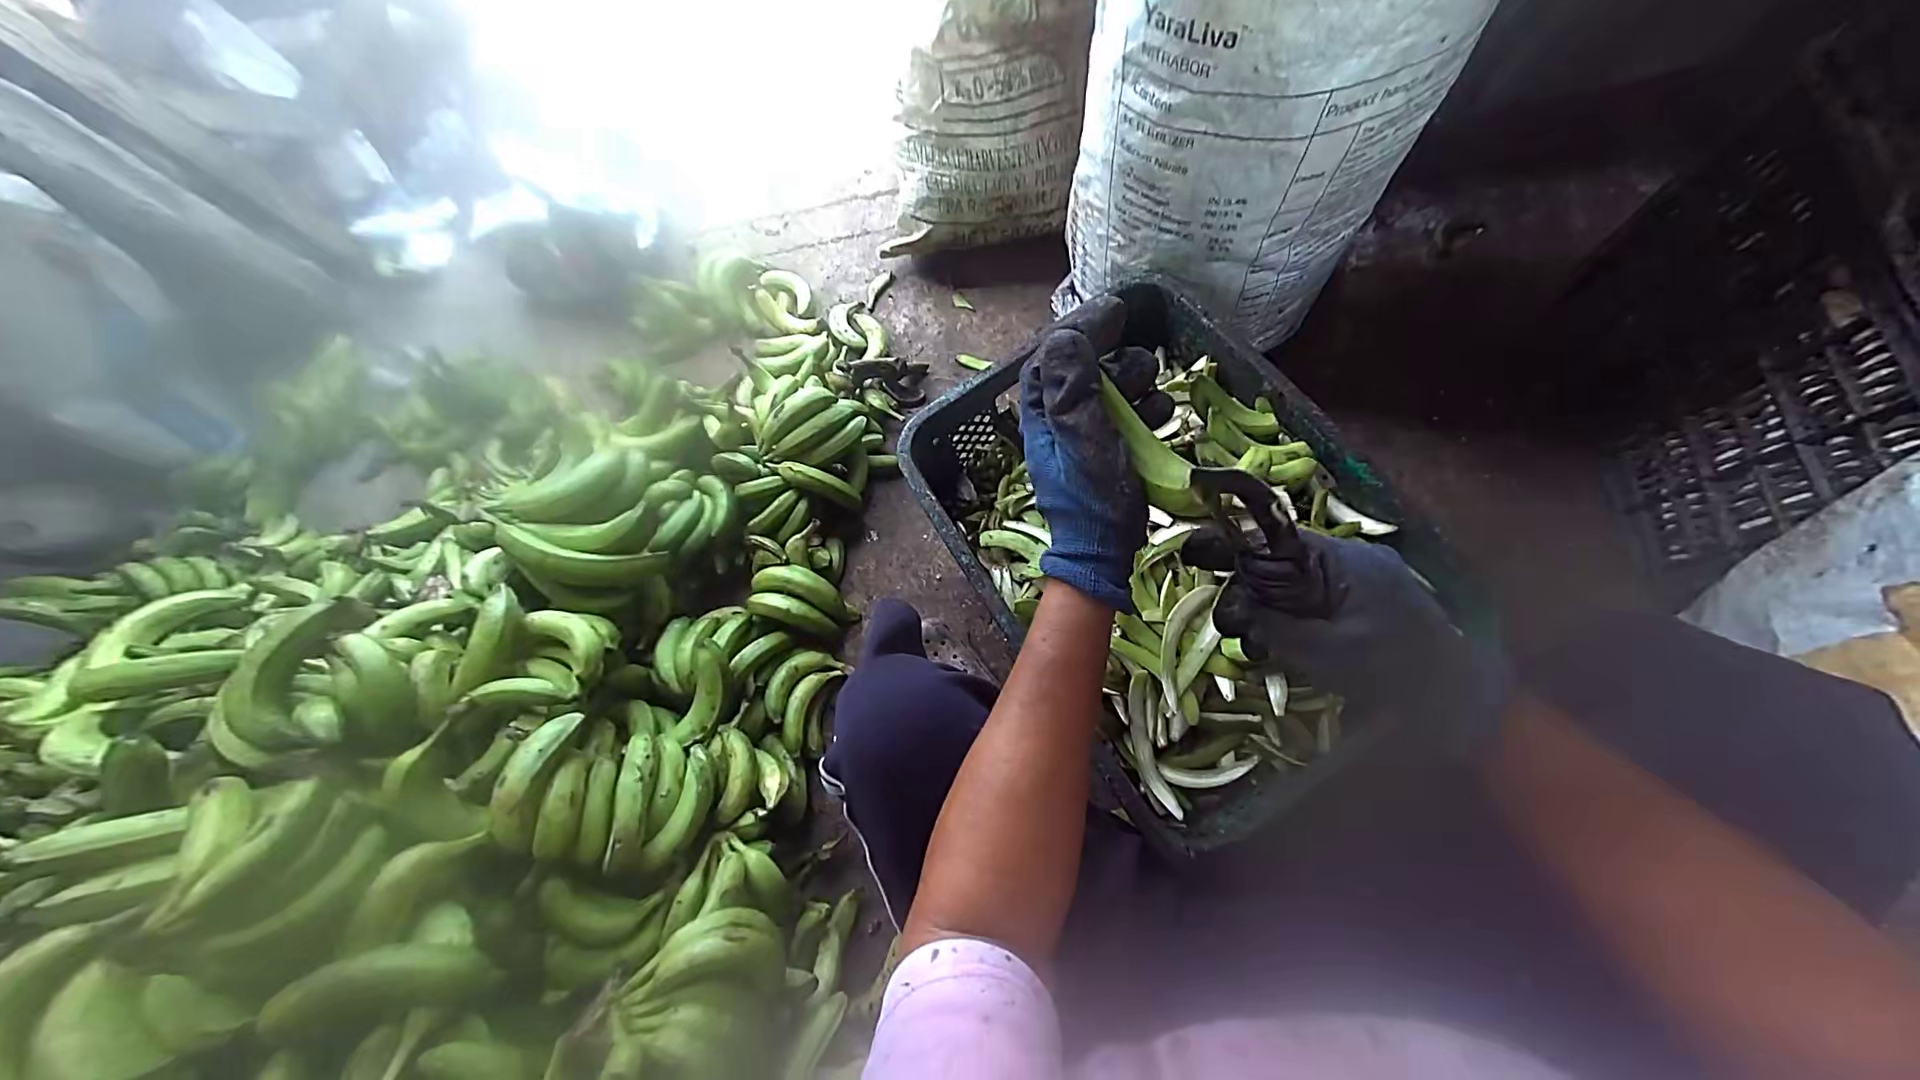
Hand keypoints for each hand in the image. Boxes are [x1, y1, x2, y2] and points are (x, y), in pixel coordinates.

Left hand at [1017, 297, 1145, 611]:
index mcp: (1041, 410)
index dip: (1083, 328)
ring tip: (1150, 403)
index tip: (1117, 310)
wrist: (1105, 550)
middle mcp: (1060, 414)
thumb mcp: (1081, 438)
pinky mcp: (1111, 443)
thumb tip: (1065, 335)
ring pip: (1115, 383)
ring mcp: (1086, 429)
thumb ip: (1072, 387)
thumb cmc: (1089, 497)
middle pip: (1089, 363)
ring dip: (1138, 384)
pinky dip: (1148, 408)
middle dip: (1117, 362)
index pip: (1055, 352)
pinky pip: (1132, 409)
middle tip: (1138, 372)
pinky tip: (1158, 420)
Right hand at [1213, 530, 1509, 756]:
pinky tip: (1278, 652)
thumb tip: (1229, 609)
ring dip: (1262, 615)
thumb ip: (1275, 627)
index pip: (1276, 535)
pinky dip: (1283, 625)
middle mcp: (1342, 564)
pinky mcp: (1351, 608)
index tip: (1196, 551)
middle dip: (1245, 592)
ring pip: (1283, 588)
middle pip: (1272, 564)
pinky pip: (1302, 606)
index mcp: (1341, 560)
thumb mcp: (1329, 652)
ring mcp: (1347, 586)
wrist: (1466, 701)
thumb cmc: (1399, 671)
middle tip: (1233, 624)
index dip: (1233, 539)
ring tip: (1259, 649)